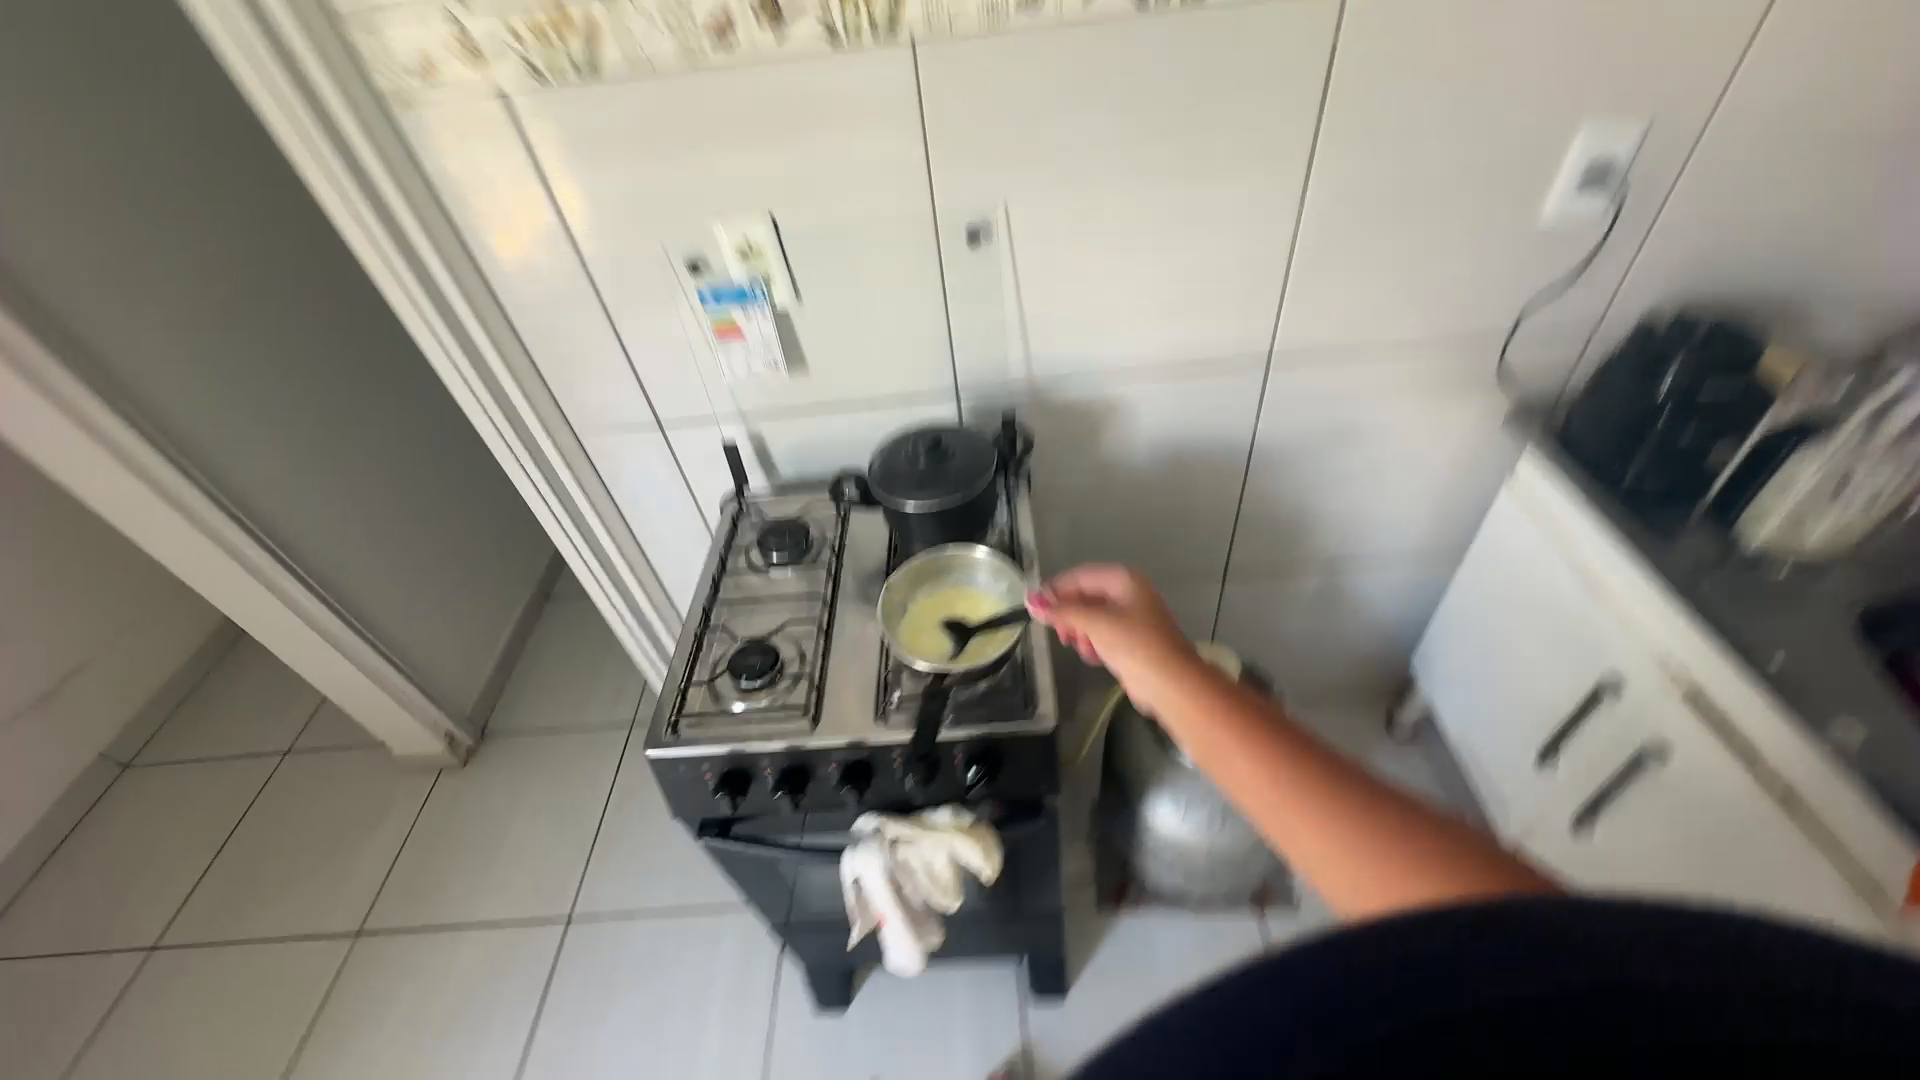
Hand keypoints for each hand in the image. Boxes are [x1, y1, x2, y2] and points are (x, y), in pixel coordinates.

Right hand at [1026, 564, 1199, 699]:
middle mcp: (1129, 593)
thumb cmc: (1134, 645)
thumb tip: (1030, 601)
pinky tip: (1091, 657)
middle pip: (1085, 596)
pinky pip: (1103, 634)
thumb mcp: (1094, 623)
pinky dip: (1093, 643)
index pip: (1079, 577)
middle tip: (1059, 633)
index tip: (1034, 608)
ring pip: (1092, 617)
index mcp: (1124, 580)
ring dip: (1080, 631)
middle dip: (1069, 614)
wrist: (1171, 683)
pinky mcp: (1133, 640)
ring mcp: (1133, 617)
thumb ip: (1061, 611)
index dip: (1055, 590)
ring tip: (1076, 647)